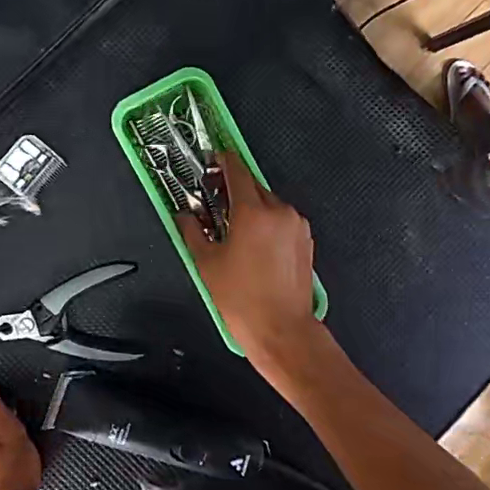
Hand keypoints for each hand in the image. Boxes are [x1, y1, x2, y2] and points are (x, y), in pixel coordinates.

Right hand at [176, 152, 342, 387]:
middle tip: (217, 202)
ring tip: (235, 232)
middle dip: (235, 191)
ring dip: (252, 209)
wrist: (282, 329)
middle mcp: (279, 212)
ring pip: (270, 204)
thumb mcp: (206, 263)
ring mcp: (296, 225)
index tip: (215, 160)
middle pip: (253, 187)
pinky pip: (283, 220)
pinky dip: (269, 224)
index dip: (223, 161)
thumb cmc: (244, 301)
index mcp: (253, 212)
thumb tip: (184, 217)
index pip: (237, 171)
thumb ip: (192, 231)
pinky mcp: (306, 239)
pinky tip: (255, 245)